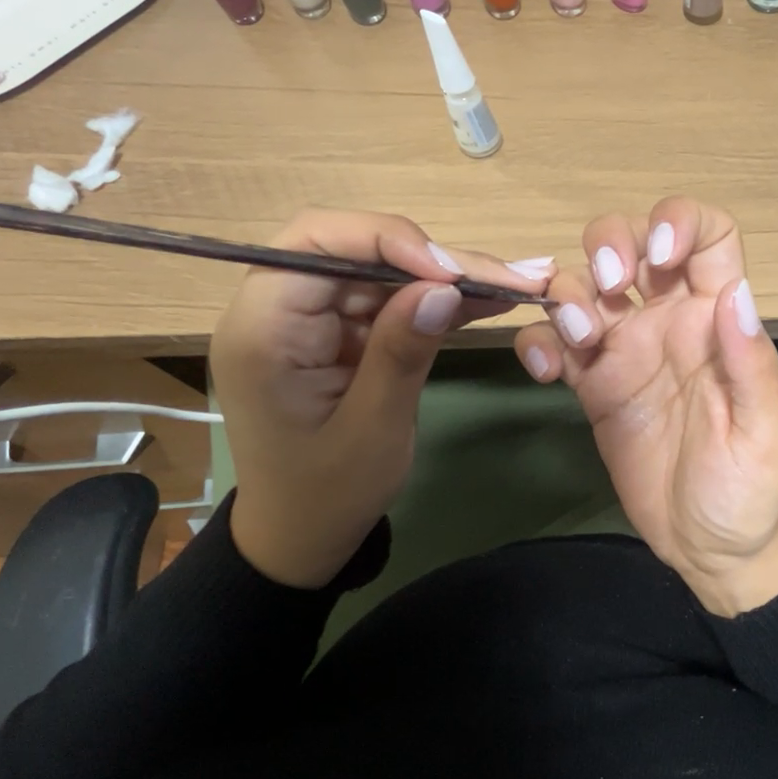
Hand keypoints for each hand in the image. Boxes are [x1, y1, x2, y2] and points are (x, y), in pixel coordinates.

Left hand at [212, 210, 553, 587]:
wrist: (301, 536)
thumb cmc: (328, 494)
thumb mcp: (373, 430)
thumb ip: (402, 352)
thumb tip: (443, 287)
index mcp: (264, 330)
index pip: (317, 244)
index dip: (387, 241)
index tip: (451, 274)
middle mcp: (279, 310)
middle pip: (356, 250)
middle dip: (432, 260)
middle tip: (506, 278)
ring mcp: (311, 321)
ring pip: (381, 272)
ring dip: (446, 278)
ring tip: (513, 284)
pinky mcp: (337, 335)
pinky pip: (388, 302)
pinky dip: (435, 301)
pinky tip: (486, 300)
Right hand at [513, 198, 777, 617]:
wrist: (706, 548)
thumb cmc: (748, 492)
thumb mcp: (764, 433)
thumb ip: (751, 364)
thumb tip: (735, 293)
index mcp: (719, 322)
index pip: (709, 237)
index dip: (680, 224)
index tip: (657, 261)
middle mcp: (671, 323)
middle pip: (632, 244)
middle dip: (610, 244)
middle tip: (607, 291)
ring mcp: (626, 352)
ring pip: (585, 285)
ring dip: (569, 294)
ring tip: (580, 343)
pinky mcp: (592, 386)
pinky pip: (554, 342)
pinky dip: (539, 341)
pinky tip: (547, 372)